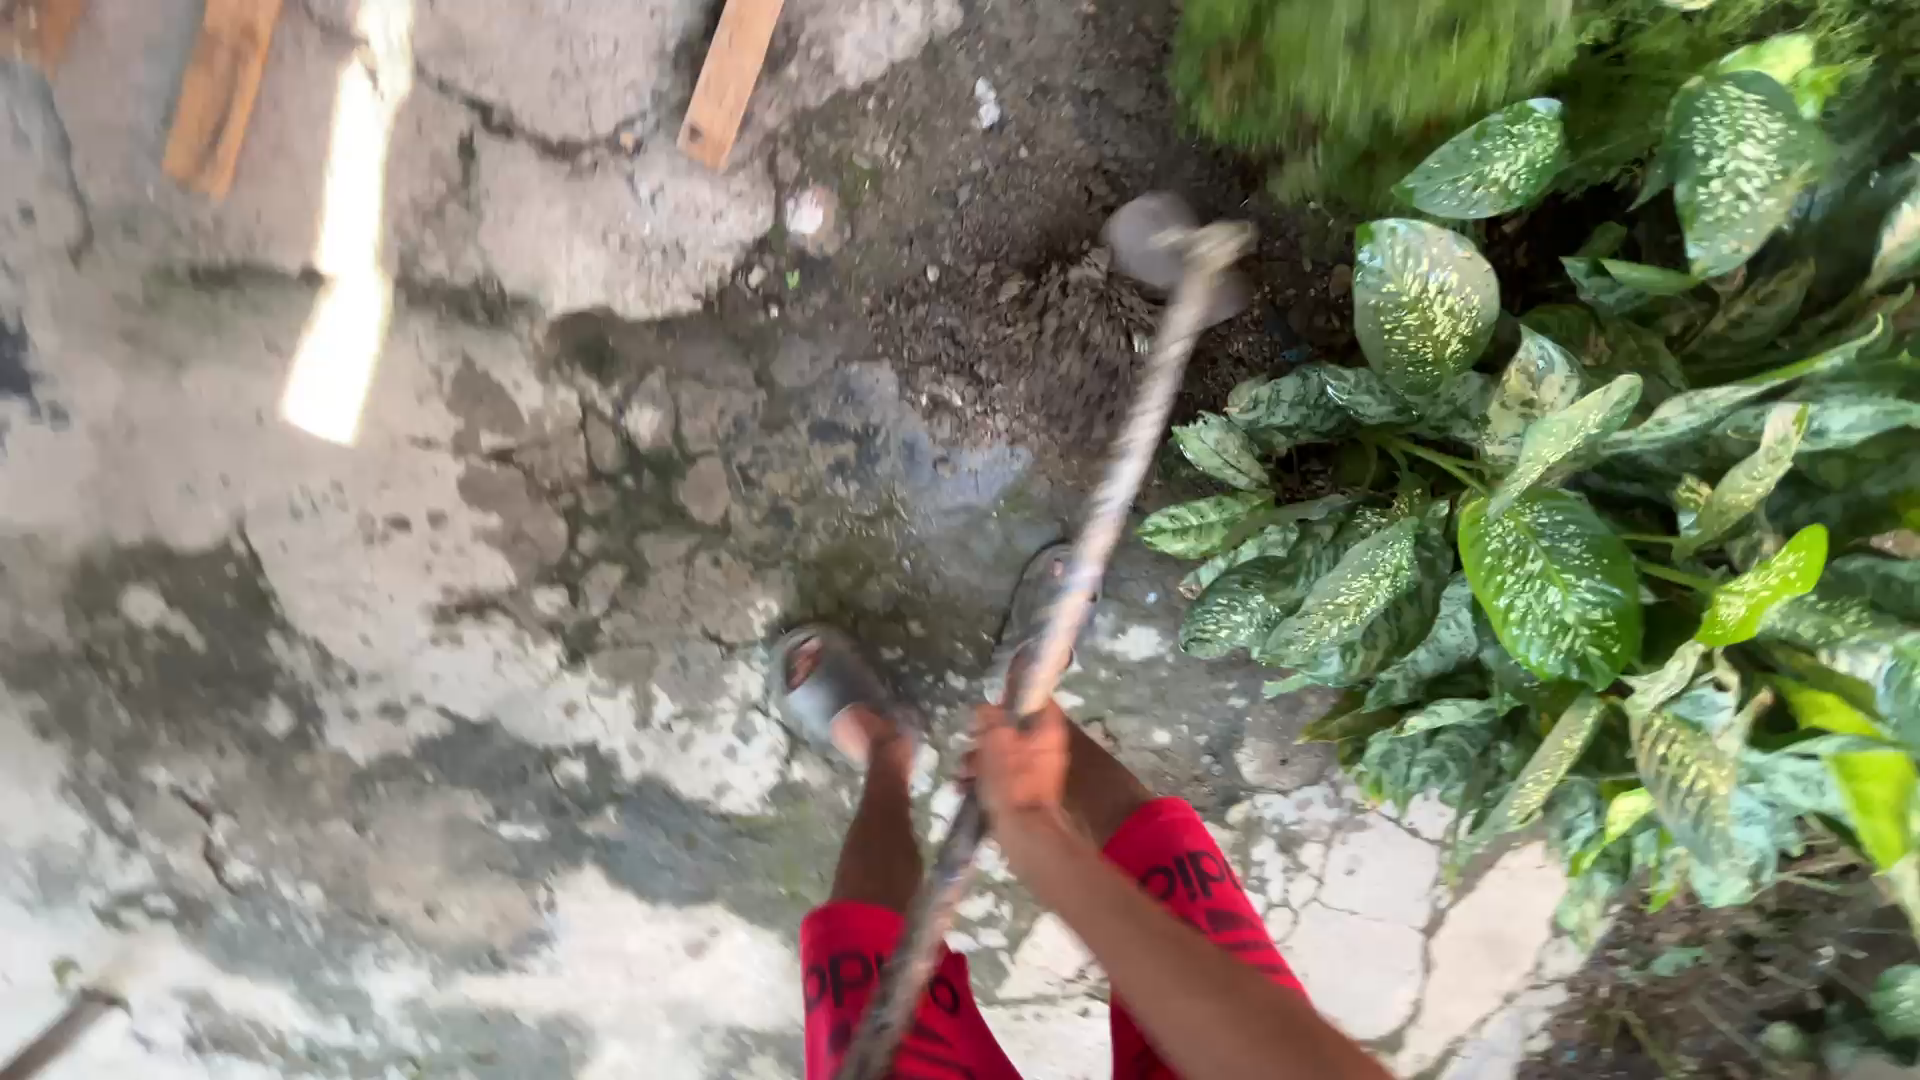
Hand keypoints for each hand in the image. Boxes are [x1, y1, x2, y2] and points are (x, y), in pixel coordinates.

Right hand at [969, 700, 1071, 831]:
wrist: (1024, 832)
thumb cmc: (1013, 780)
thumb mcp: (997, 741)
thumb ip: (992, 718)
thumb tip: (986, 707)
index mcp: (1048, 729)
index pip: (1038, 699)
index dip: (1016, 696)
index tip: (993, 700)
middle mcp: (1047, 747)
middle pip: (1016, 727)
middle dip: (987, 733)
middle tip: (969, 737)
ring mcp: (1036, 770)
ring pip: (1006, 752)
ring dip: (980, 757)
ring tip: (961, 769)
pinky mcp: (1024, 790)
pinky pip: (1004, 774)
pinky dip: (985, 777)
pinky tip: (963, 785)